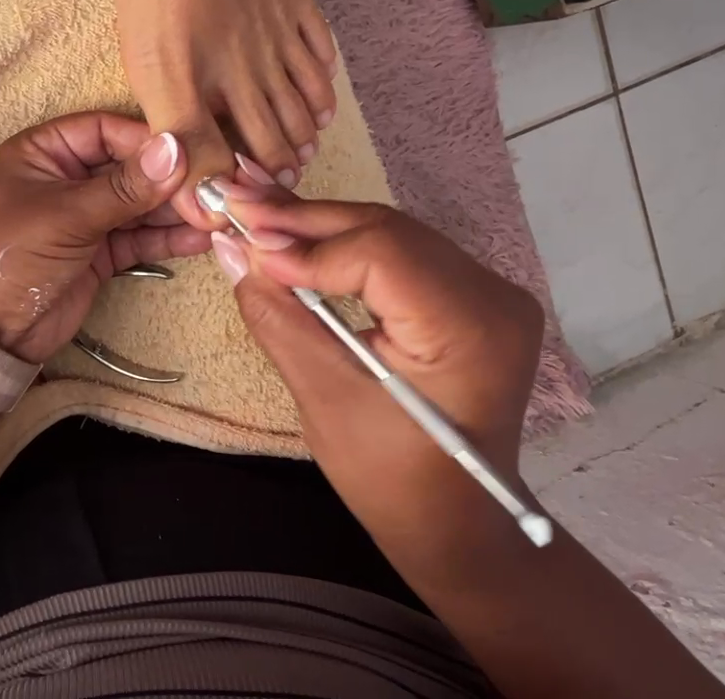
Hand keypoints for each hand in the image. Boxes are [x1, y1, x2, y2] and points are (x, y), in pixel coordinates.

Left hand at [0, 113, 208, 364]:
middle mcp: (67, 177)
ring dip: (174, 209)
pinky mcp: (100, 251)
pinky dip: (166, 238)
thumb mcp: (67, 216)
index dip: (146, 140)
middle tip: (213, 185)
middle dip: (168, 177)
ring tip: (216, 213)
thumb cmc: (11, 256)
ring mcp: (86, 215)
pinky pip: (139, 236)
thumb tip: (175, 148)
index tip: (190, 151)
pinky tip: (200, 239)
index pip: (105, 130)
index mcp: (43, 152)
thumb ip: (124, 187)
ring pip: (139, 202)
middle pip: (128, 166)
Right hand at [209, 191, 544, 519]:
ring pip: (388, 232)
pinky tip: (297, 236)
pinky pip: (397, 251)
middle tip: (235, 203)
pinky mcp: (467, 293)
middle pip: (386, 231)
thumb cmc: (391, 478)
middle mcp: (493, 296)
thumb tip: (231, 248)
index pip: (382, 255)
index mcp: (472, 330)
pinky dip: (342, 243)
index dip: (307, 245)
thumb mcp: (324, 399)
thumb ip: (278, 317)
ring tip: (255, 215)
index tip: (242, 241)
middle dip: (303, 220)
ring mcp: (487, 291)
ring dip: (318, 226)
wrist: (455, 521)